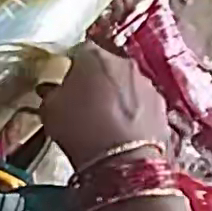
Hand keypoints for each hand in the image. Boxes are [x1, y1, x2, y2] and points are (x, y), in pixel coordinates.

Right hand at [38, 42, 170, 169]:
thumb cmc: (80, 129)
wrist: (123, 160)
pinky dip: (133, 111)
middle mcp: (123, 63)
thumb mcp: (50, 111)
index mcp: (93, 57)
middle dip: (96, 79)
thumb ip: (50, 94)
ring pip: (127, 83)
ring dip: (116, 95)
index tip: (65, 81)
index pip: (79, 51)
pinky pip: (142, 102)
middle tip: (84, 100)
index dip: (71, 65)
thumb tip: (50, 90)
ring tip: (105, 119)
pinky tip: (123, 130)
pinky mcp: (161, 105)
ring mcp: (146, 83)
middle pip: (106, 65)